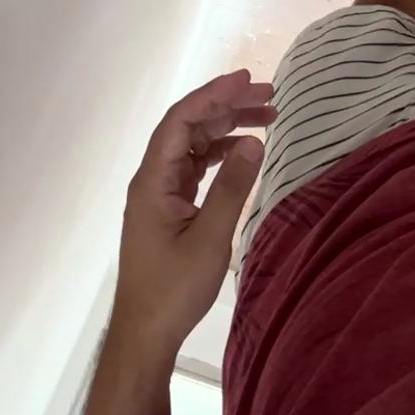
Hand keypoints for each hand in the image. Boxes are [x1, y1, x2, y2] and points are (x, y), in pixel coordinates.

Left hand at [111, 69, 274, 352]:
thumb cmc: (173, 289)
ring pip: (194, 144)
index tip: (245, 79)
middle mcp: (153, 177)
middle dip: (226, 105)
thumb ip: (231, 187)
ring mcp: (160, 192)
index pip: (181, 120)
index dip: (212, 94)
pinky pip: (196, 164)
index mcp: (153, 179)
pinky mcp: (170, 206)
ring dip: (227, 127)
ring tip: (267, 117)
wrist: (145, 335)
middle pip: (188, 126)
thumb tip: (254, 141)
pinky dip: (221, 152)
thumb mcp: (209, 239)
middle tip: (268, 95)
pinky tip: (244, 150)